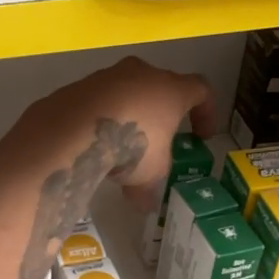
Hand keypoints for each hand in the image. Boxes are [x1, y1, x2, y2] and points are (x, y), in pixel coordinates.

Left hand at [14, 57, 216, 206]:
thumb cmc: (130, 145)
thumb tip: (145, 205)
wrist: (71, 128)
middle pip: (161, 86)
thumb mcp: (149, 174)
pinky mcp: (79, 84)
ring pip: (126, 91)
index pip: (201, 90)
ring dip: (128, 114)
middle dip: (161, 112)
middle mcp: (142, 73)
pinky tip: (92, 141)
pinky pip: (97, 99)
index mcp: (172, 90)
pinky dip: (100, 117)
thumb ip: (150, 188)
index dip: (206, 112)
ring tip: (120, 146)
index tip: (202, 136)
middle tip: (157, 139)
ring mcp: (108, 75)